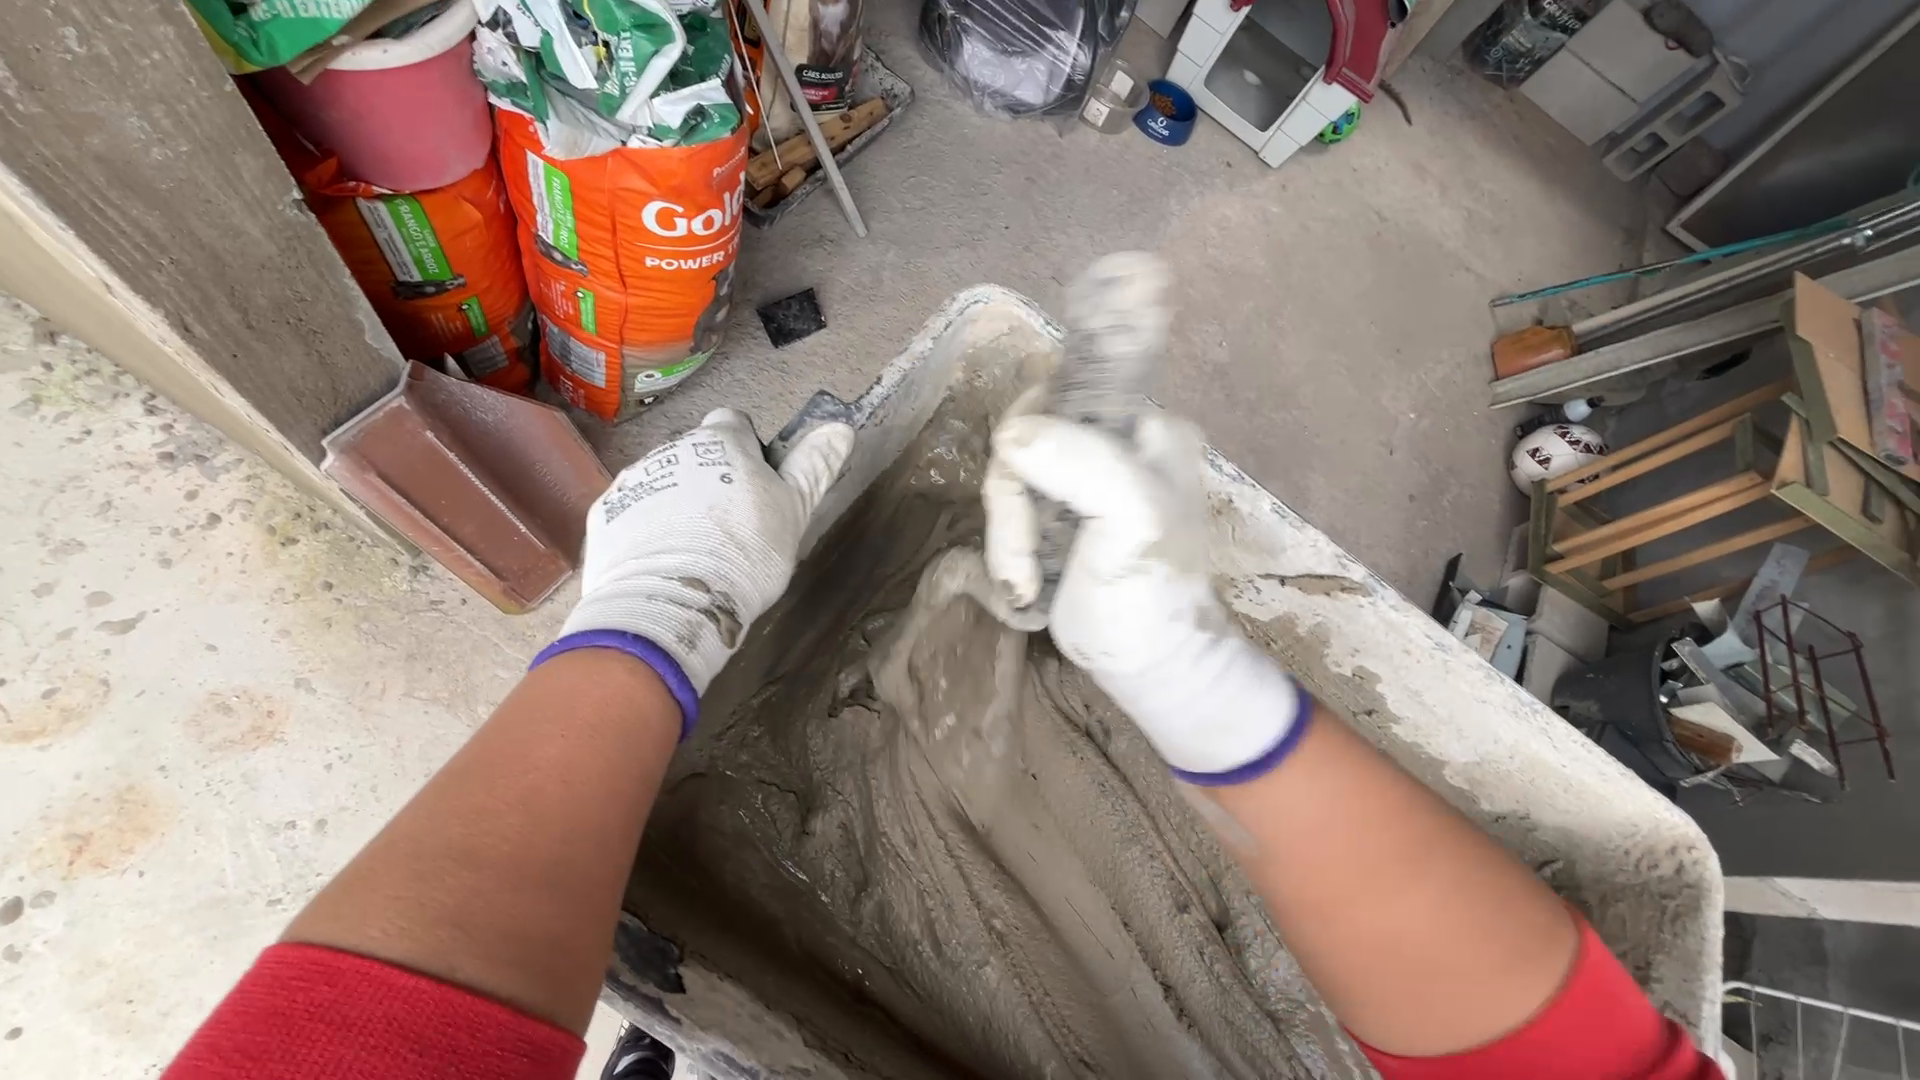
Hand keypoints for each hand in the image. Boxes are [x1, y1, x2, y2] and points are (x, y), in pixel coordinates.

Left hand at [562, 408, 853, 697]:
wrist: (674, 601)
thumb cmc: (746, 550)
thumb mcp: (794, 509)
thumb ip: (813, 467)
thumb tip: (841, 427)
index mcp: (721, 440)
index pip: (734, 422)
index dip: (746, 450)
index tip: (755, 486)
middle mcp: (672, 448)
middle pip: (695, 454)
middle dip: (708, 478)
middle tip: (728, 527)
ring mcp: (632, 479)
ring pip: (663, 482)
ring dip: (677, 502)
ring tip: (694, 550)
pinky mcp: (605, 514)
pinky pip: (632, 513)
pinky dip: (646, 529)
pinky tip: (663, 562)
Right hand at [982, 401, 1306, 781]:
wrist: (1145, 665)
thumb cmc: (1151, 595)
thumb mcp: (1131, 519)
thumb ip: (1082, 462)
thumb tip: (1010, 436)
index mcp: (1144, 429)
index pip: (1065, 391)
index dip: (1031, 434)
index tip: (1023, 491)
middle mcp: (1110, 445)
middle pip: (1024, 438)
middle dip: (1014, 503)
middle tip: (1024, 554)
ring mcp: (1078, 482)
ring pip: (1009, 479)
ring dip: (1007, 538)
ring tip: (1026, 583)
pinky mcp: (1053, 518)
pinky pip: (1006, 511)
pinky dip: (1006, 551)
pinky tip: (1025, 585)